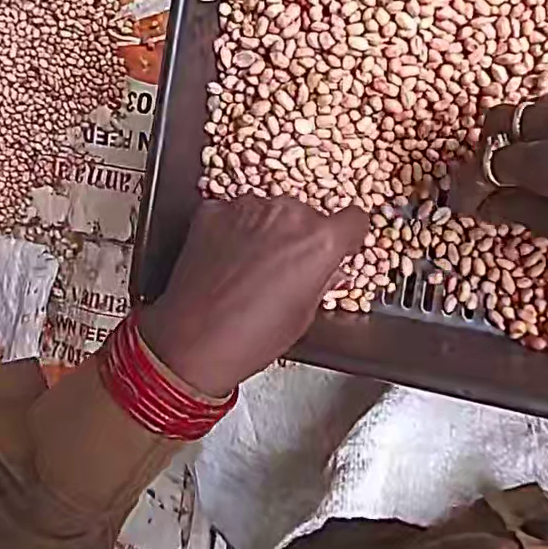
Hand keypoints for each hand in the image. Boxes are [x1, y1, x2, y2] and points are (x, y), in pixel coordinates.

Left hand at [140, 196, 364, 396]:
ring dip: (268, 230)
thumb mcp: (303, 315)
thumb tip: (329, 269)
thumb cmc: (250, 337)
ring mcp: (248, 208)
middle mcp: (287, 214)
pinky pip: (236, 213)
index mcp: (320, 241)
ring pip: (271, 211)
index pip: (354, 219)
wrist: (193, 340)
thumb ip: (323, 281)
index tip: (341, 244)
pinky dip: (236, 229)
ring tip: (252, 268)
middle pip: (309, 214)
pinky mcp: (215, 211)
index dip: (347, 236)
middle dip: (302, 236)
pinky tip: (229, 260)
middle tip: (287, 268)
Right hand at [449, 98, 547, 293]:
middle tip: (493, 185)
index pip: (493, 161)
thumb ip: (528, 212)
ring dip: (524, 137)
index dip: (469, 184)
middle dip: (490, 150)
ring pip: (543, 108)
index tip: (461, 201)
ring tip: (533, 175)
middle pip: (508, 118)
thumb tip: (484, 201)